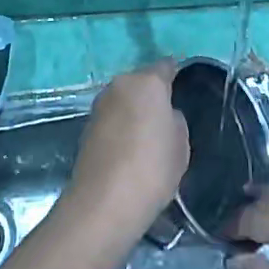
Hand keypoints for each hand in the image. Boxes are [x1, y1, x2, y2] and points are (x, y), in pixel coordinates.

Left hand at [62, 60, 188, 248]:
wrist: (104, 202)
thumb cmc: (152, 169)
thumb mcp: (180, 146)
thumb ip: (175, 121)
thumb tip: (165, 115)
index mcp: (147, 82)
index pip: (165, 66)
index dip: (175, 75)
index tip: (181, 89)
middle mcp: (121, 84)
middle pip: (141, 81)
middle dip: (151, 95)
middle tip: (164, 118)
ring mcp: (100, 103)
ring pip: (124, 99)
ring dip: (133, 110)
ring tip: (146, 137)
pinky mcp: (87, 125)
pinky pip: (112, 117)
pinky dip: (119, 126)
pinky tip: (127, 149)